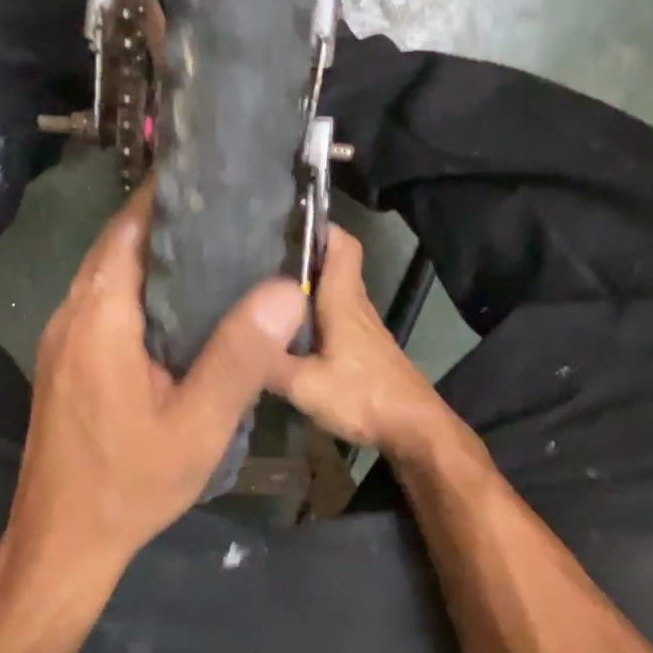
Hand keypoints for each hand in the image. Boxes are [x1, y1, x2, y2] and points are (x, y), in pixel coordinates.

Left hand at [4, 186, 306, 576]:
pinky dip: (137, 288)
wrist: (62, 540)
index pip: (127, 231)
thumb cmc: (130, 485)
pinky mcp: (63, 363)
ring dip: (150, 255)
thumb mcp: (197, 427)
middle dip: (164, 221)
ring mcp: (61, 341)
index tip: (212, 173)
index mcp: (100, 320)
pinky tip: (179, 304)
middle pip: (115, 247)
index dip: (165, 196)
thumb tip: (284, 287)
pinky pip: (101, 305)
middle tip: (226, 207)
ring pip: (106, 276)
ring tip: (213, 245)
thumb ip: (238, 358)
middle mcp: (70, 317)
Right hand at [273, 228, 458, 458]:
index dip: (321, 228)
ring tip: (266, 296)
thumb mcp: (304, 386)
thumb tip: (238, 347)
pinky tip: (290, 335)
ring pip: (335, 293)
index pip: (342, 246)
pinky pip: (336, 317)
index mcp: (343, 302)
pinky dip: (314, 315)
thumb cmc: (363, 397)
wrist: (413, 428)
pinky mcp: (365, 349)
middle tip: (262, 260)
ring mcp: (363, 328)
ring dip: (307, 288)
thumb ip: (270, 364)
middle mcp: (356, 306)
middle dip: (303, 257)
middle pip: (335, 266)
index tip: (289, 224)